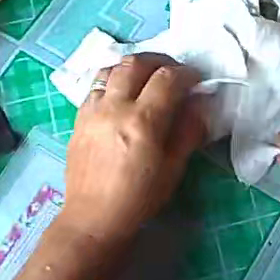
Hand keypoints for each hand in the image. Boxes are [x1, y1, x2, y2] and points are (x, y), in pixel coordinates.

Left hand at [58, 54, 204, 245]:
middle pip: (136, 63)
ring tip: (146, 80)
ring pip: (111, 69)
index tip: (197, 81)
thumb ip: (188, 130)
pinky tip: (123, 98)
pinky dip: (114, 83)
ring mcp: (92, 111)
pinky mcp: (79, 119)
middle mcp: (115, 107)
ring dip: (133, 68)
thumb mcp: (174, 168)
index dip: (187, 74)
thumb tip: (200, 104)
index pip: (168, 78)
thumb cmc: (140, 197)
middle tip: (173, 73)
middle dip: (159, 62)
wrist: (94, 217)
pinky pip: (96, 87)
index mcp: (143, 121)